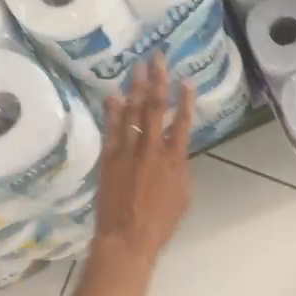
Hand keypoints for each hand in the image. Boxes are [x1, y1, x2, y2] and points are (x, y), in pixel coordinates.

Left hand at [92, 54, 194, 267]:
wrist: (127, 237)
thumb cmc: (160, 223)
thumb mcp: (182, 197)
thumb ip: (180, 169)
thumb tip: (176, 153)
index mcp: (175, 160)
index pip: (182, 122)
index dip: (185, 100)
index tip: (186, 80)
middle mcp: (152, 149)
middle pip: (156, 108)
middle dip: (158, 80)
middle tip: (157, 57)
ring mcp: (128, 151)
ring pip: (134, 112)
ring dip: (136, 87)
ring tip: (138, 66)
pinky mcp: (109, 158)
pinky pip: (112, 128)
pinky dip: (113, 110)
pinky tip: (115, 94)